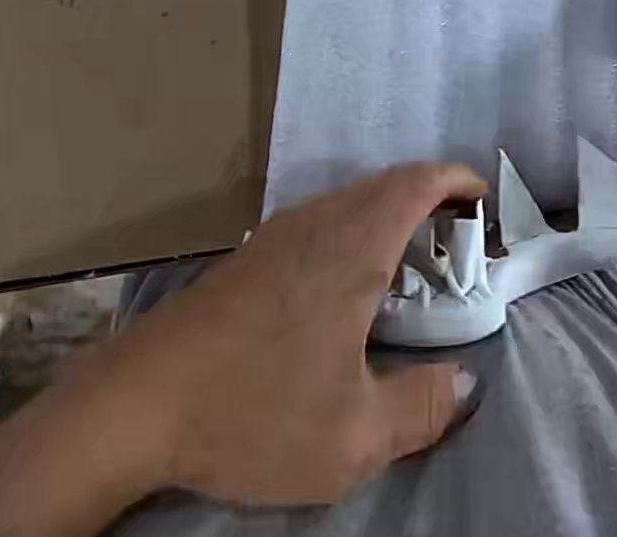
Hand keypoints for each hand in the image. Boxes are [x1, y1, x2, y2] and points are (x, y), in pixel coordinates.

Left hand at [0, 163, 486, 536]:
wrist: (133, 406)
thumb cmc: (253, 410)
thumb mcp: (353, 437)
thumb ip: (423, 407)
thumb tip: (465, 383)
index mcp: (355, 244)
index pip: (419, 181)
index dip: (458, 180)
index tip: (484, 200)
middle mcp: (322, 221)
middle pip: (392, 181)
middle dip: (434, 196)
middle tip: (458, 241)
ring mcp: (283, 231)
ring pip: (357, 197)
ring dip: (395, 211)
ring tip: (412, 263)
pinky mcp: (255, 251)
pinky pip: (328, 215)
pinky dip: (362, 225)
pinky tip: (351, 282)